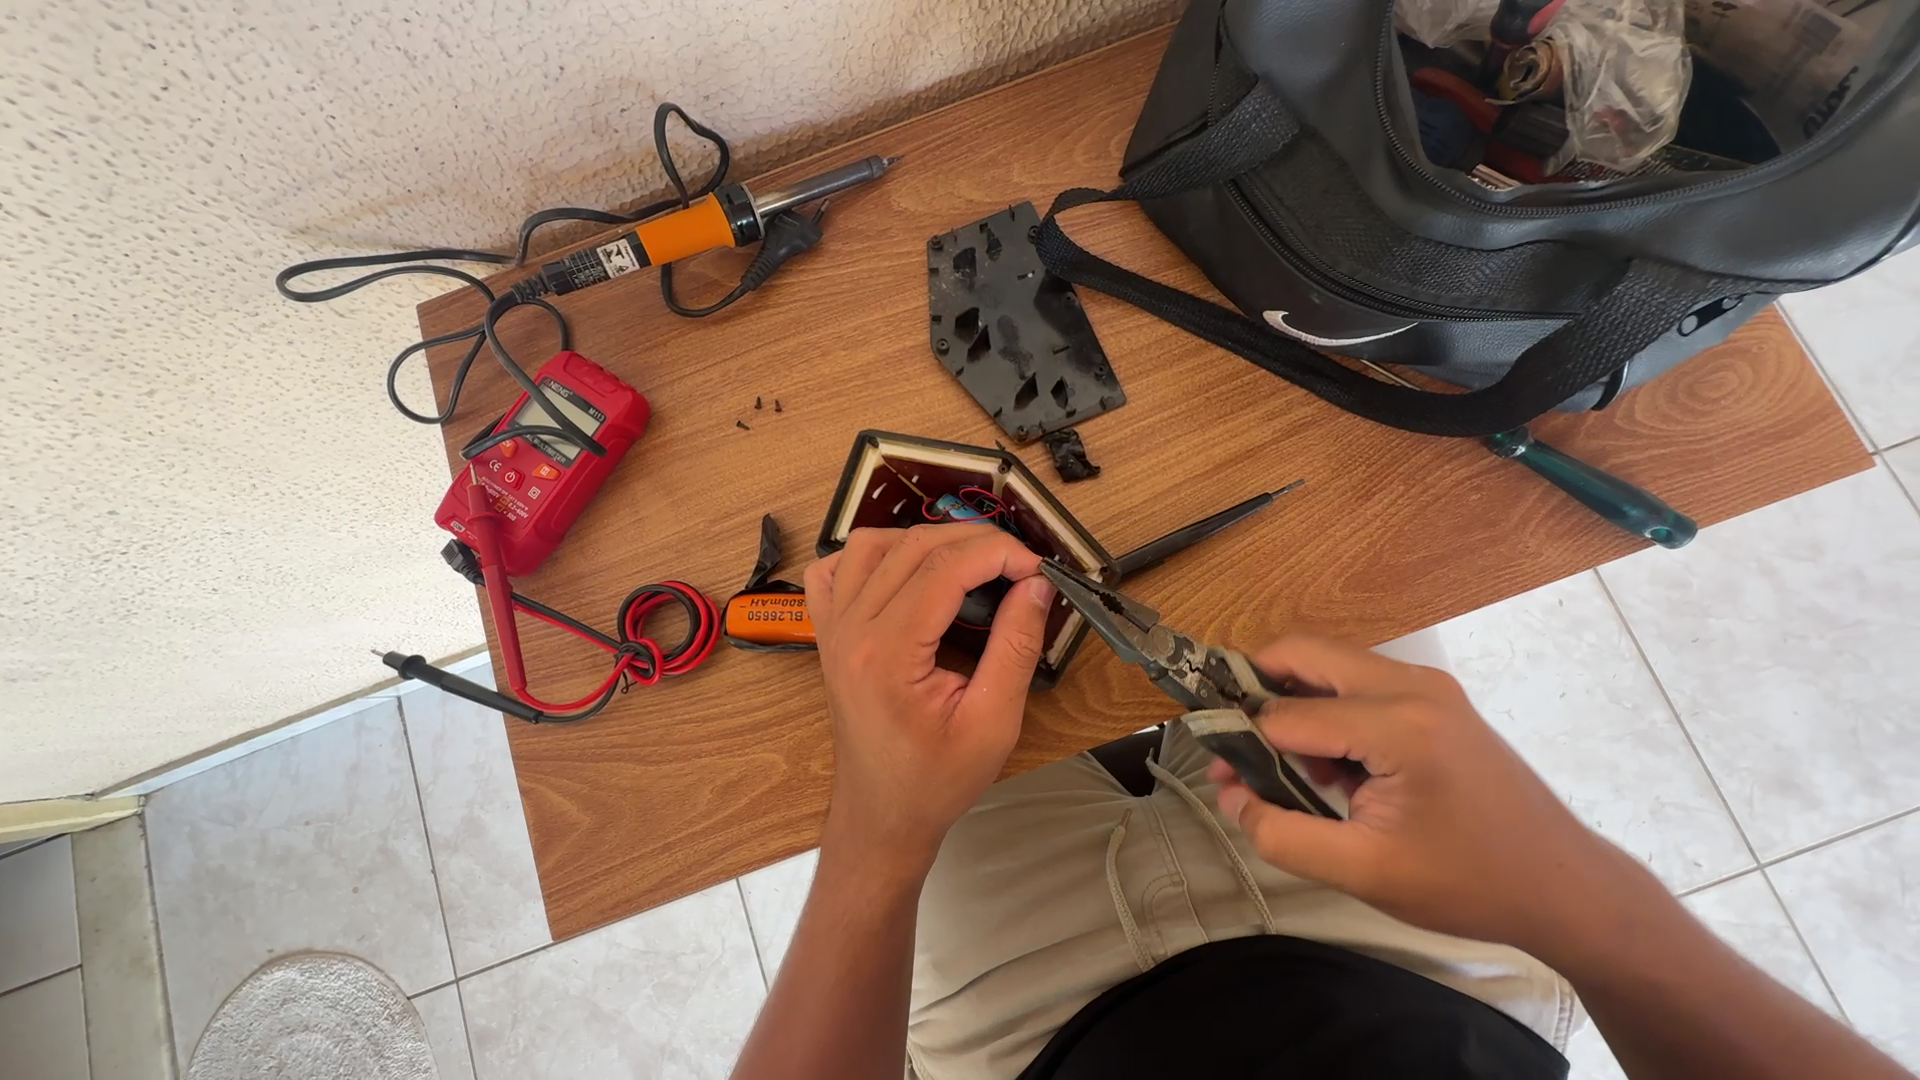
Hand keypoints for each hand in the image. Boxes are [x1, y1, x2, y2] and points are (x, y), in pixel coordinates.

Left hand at [803, 525, 1053, 875]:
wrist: (881, 816)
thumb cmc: (936, 781)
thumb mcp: (994, 722)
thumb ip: (1017, 646)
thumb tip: (1036, 584)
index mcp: (887, 653)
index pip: (944, 567)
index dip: (998, 553)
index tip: (1037, 567)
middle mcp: (850, 631)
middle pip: (911, 546)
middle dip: (974, 540)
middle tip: (1017, 563)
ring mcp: (832, 630)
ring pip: (869, 546)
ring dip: (924, 539)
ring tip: (969, 562)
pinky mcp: (828, 635)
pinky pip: (834, 571)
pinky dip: (869, 557)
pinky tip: (903, 573)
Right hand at [1209, 635, 1633, 954]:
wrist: (1567, 889)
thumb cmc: (1468, 884)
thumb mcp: (1363, 872)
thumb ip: (1280, 834)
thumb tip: (1230, 796)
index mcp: (1399, 726)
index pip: (1286, 715)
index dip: (1240, 741)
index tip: (1217, 772)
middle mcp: (1411, 685)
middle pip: (1302, 654)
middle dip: (1254, 692)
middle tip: (1232, 743)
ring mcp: (1426, 685)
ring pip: (1325, 664)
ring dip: (1291, 704)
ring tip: (1291, 770)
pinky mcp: (1433, 696)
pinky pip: (1354, 682)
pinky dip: (1324, 710)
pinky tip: (1334, 767)